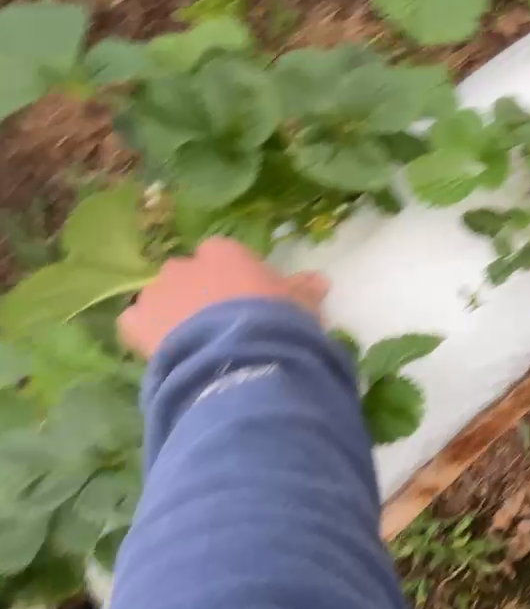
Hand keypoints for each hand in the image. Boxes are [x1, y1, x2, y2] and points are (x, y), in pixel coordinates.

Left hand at [119, 238, 328, 358]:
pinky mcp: (134, 322)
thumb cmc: (277, 321)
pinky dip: (153, 330)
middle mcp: (183, 266)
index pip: (227, 253)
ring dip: (179, 308)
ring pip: (164, 296)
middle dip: (205, 288)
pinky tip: (174, 346)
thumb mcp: (304, 305)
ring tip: (204, 337)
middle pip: (191, 272)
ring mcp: (154, 292)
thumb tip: (318, 279)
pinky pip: (140, 321)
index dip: (240, 272)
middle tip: (229, 316)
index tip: (255, 292)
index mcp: (224, 254)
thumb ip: (305, 289)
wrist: (239, 355)